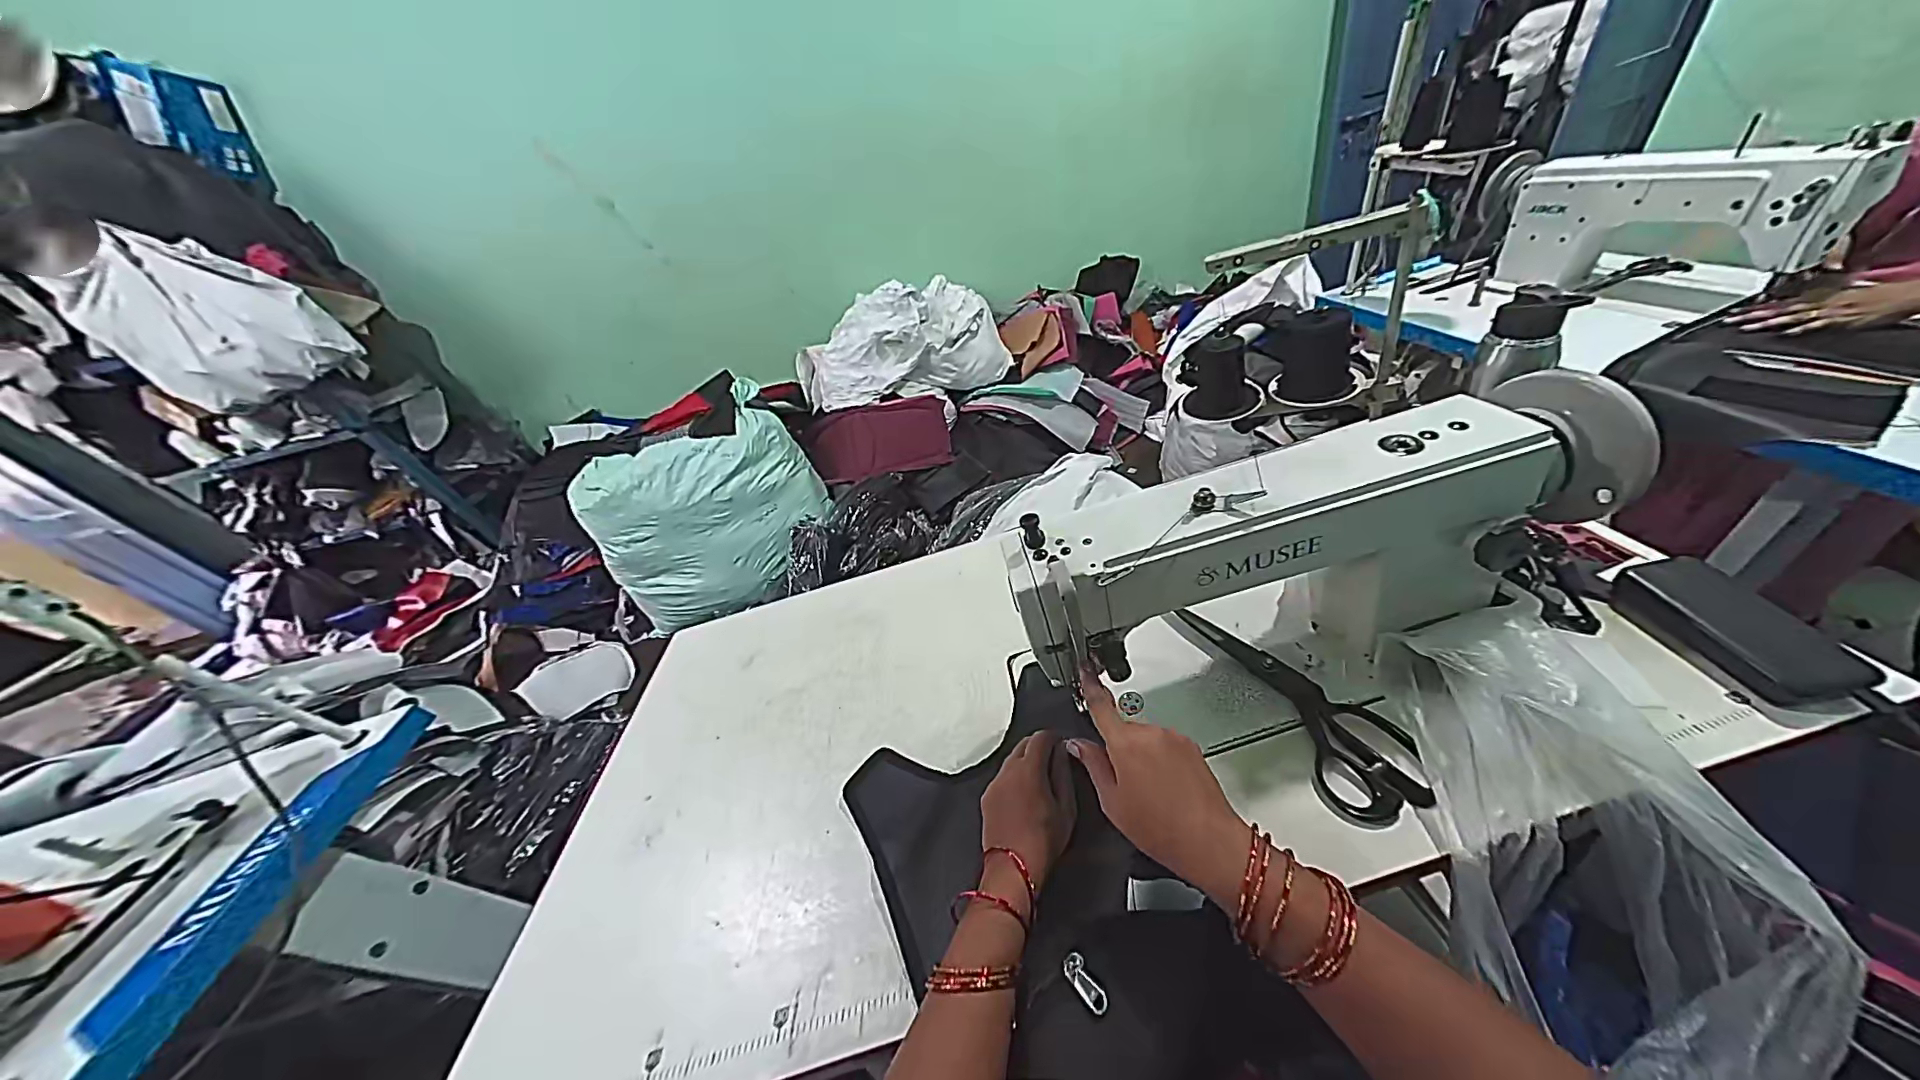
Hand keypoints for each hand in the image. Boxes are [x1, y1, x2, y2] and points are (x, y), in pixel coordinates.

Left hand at [980, 731, 1075, 888]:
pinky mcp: (987, 797)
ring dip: (1025, 761)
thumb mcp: (1066, 807)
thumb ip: (1063, 773)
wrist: (1012, 866)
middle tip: (1052, 756)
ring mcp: (994, 784)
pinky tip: (1024, 792)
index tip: (1060, 742)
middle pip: (1022, 745)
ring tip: (1040, 776)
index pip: (1040, 738)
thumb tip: (1061, 753)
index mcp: (1029, 769)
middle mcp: (1007, 771)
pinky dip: (1014, 776)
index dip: (1053, 736)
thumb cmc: (1044, 841)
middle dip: (1038, 745)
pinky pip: (1002, 777)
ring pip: (1011, 760)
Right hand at [1066, 667, 1248, 904]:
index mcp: (1125, 743)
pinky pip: (1166, 746)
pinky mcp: (1191, 746)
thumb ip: (1092, 765)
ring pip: (1145, 738)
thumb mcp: (1112, 802)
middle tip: (1124, 783)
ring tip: (1151, 793)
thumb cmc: (1163, 828)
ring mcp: (1174, 737)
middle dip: (1120, 748)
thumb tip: (1079, 746)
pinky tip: (1167, 789)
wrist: (1209, 841)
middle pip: (1124, 729)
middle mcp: (1151, 733)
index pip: (1101, 705)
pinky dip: (1161, 761)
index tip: (1085, 672)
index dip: (1089, 686)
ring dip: (1142, 756)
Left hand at [1726, 279, 1919, 333]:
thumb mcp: (1841, 290)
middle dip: (1752, 315)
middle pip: (1778, 310)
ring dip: (1768, 322)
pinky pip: (1817, 325)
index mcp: (1819, 295)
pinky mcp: (1842, 320)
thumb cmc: (1877, 293)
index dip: (1755, 308)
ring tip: (1746, 327)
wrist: (1908, 293)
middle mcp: (1820, 302)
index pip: (1779, 302)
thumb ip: (1817, 297)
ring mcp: (1830, 311)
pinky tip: (1785, 332)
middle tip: (1729, 320)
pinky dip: (1800, 328)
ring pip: (1791, 317)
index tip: (1734, 312)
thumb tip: (1796, 305)